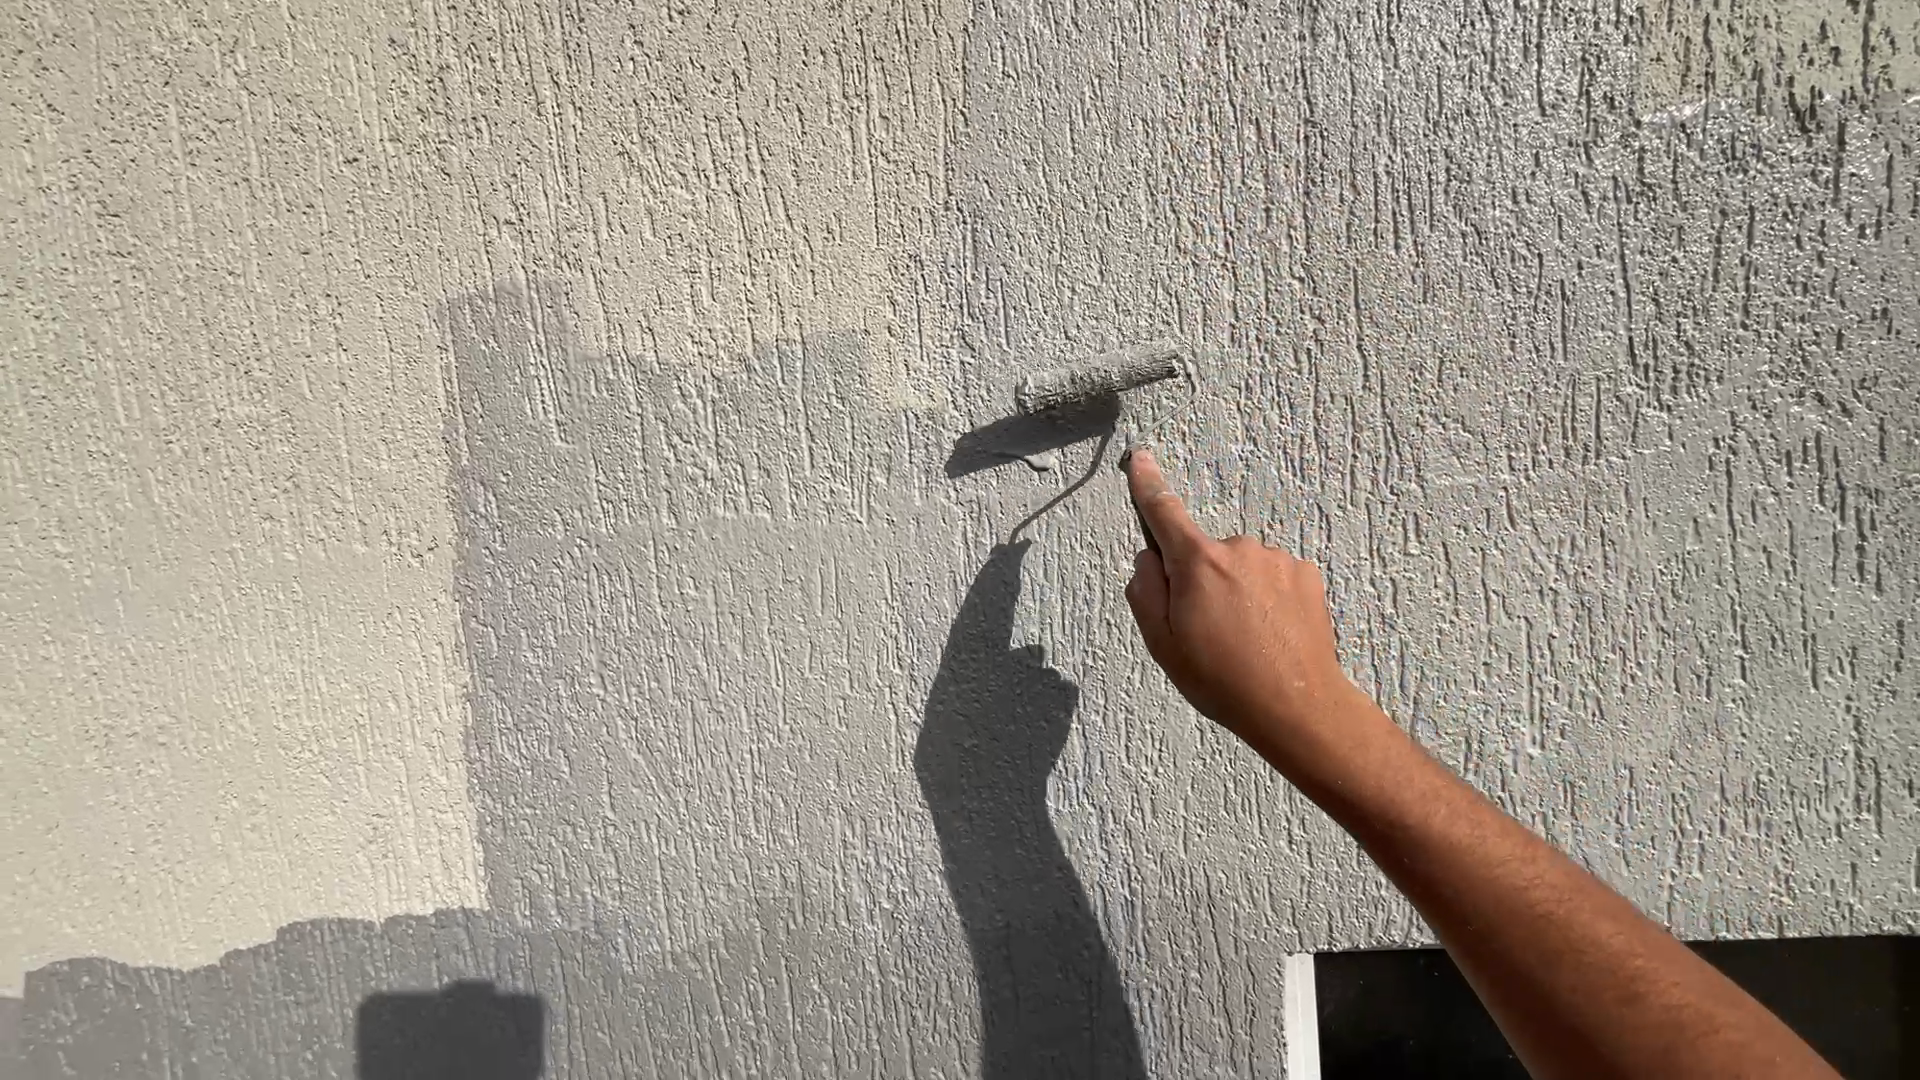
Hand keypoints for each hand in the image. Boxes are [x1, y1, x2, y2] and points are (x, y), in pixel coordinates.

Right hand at [1122, 448, 1368, 755]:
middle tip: (1206, 630)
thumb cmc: (1222, 680)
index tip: (1140, 459)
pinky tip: (1268, 633)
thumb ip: (1144, 591)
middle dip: (1197, 581)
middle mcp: (1239, 550)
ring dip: (1234, 592)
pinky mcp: (1305, 574)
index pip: (1163, 511)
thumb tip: (1150, 559)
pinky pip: (1269, 576)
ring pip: (1238, 567)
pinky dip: (1264, 598)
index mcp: (1197, 563)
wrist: (1296, 707)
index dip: (1147, 484)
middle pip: (1202, 554)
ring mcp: (1276, 560)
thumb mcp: (1161, 643)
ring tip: (1243, 640)